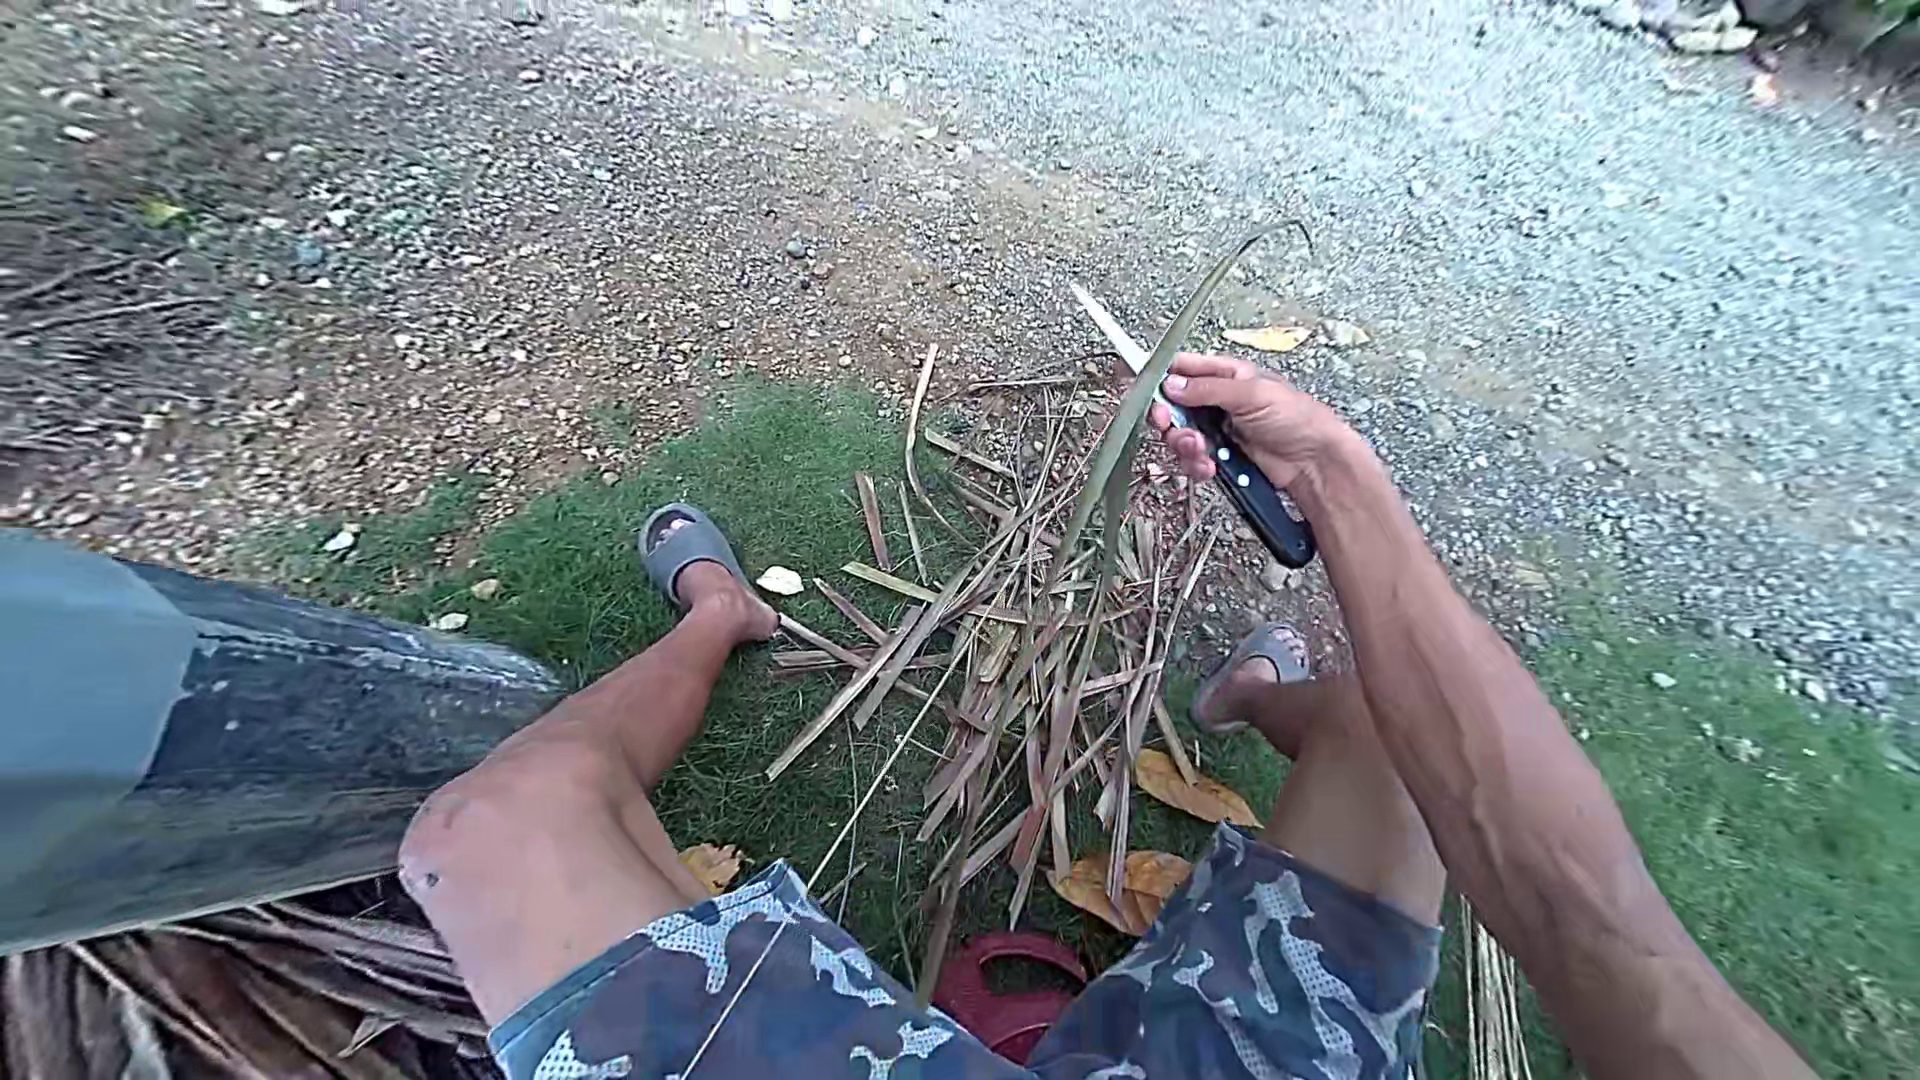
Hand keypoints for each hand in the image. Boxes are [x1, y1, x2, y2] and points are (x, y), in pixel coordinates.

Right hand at [1146, 353, 1358, 488]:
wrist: (1313, 463)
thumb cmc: (1296, 419)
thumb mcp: (1252, 394)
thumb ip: (1208, 390)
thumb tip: (1170, 385)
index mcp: (1225, 375)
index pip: (1182, 369)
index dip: (1161, 378)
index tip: (1148, 392)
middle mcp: (1215, 401)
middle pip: (1172, 406)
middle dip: (1168, 419)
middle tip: (1170, 426)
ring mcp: (1214, 430)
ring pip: (1178, 436)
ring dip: (1184, 446)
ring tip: (1202, 451)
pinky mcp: (1217, 455)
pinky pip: (1191, 459)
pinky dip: (1196, 465)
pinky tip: (1211, 466)